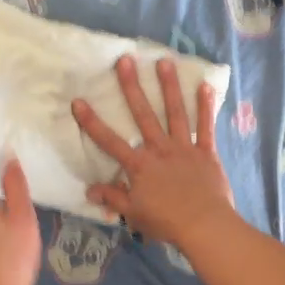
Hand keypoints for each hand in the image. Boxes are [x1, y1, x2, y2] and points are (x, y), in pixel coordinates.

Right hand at [72, 55, 239, 247]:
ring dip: (169, 86)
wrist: (204, 225)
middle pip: (143, 114)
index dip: (92, 122)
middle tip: (126, 60)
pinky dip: (206, 106)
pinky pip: (206, 127)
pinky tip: (205, 85)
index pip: (110, 141)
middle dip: (132, 86)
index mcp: (140, 166)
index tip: (78, 101)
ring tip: (164, 61)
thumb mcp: (134, 214)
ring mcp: (185, 148)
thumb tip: (89, 190)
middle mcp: (160, 150)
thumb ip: (113, 198)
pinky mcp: (206, 153)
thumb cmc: (166, 222)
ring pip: (175, 112)